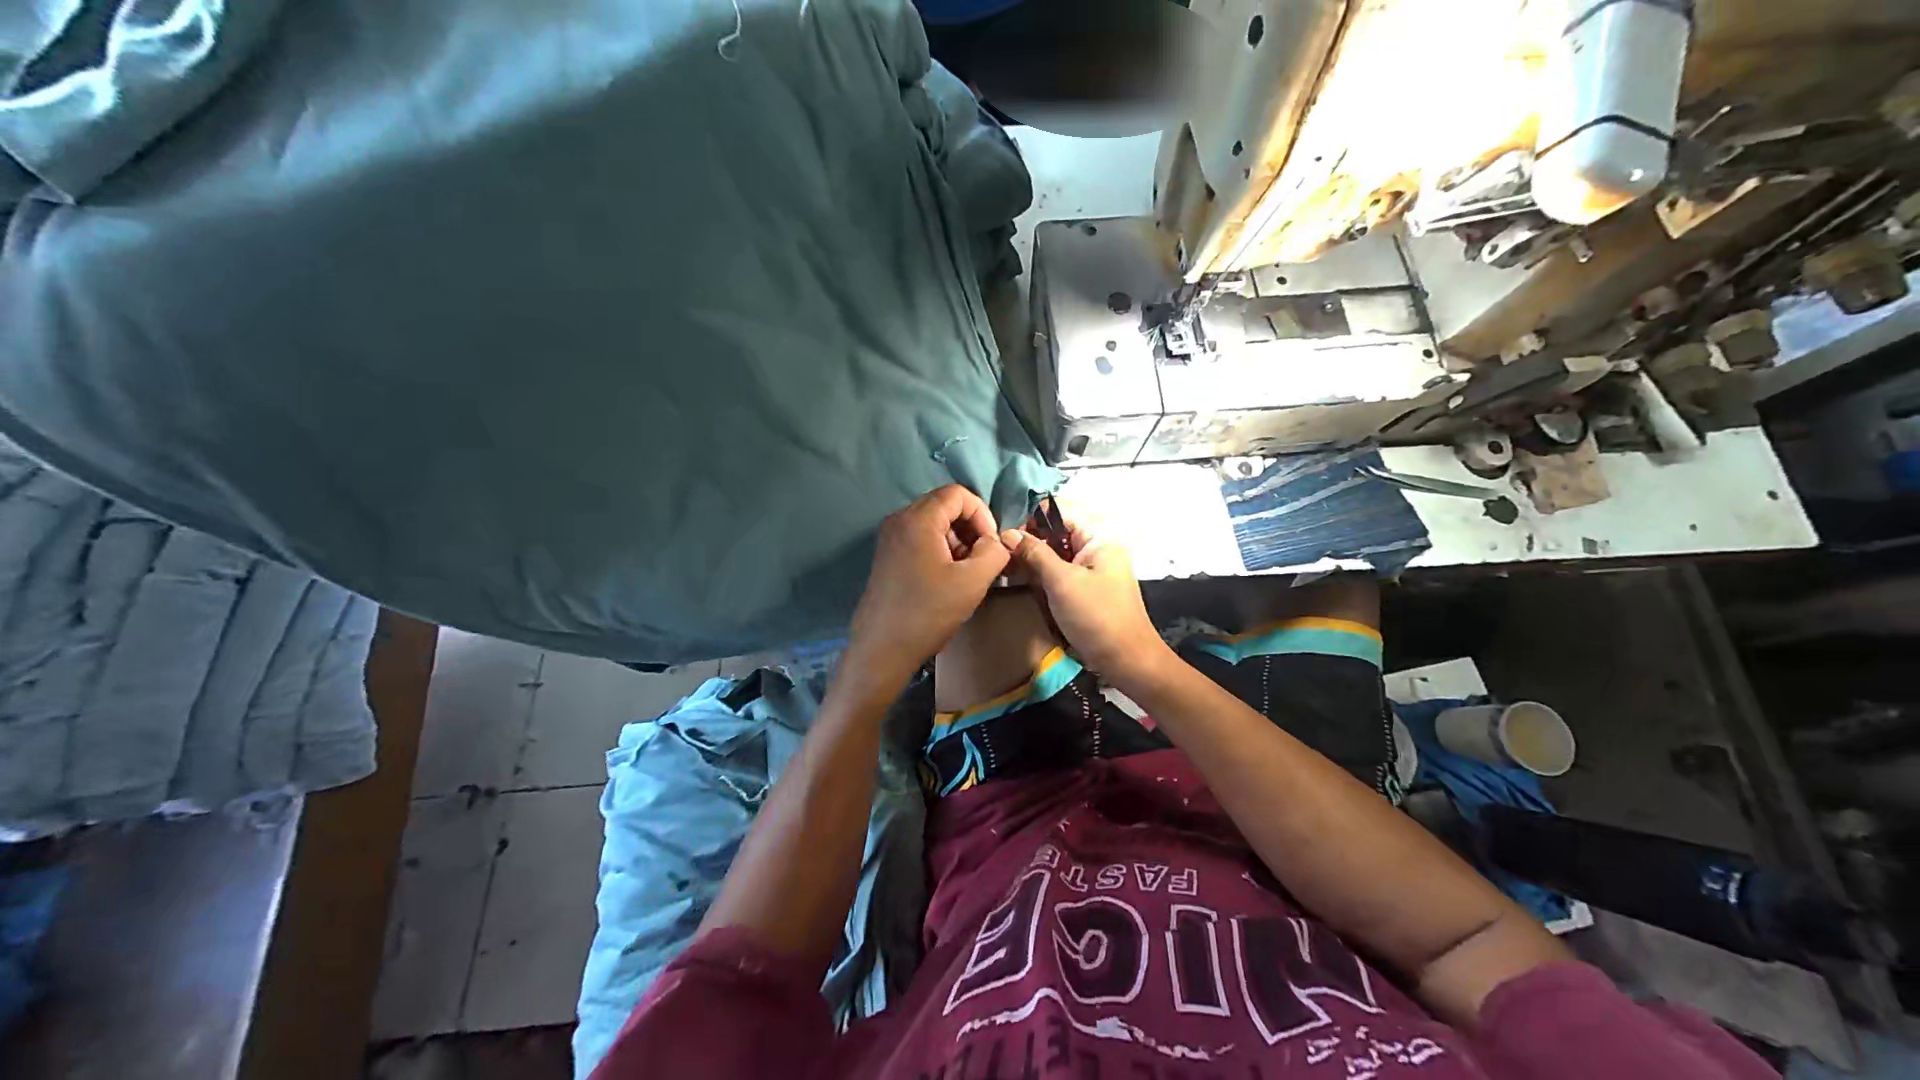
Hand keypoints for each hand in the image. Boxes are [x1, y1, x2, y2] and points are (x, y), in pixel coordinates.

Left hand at [846, 485, 1010, 683]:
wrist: (882, 648)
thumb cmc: (928, 612)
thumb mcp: (973, 581)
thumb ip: (994, 552)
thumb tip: (996, 542)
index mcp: (917, 519)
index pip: (958, 494)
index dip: (982, 514)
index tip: (991, 544)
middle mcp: (899, 520)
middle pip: (944, 506)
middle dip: (970, 527)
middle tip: (983, 558)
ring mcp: (889, 539)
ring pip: (933, 524)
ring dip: (957, 541)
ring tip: (967, 572)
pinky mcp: (887, 557)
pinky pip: (920, 539)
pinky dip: (940, 550)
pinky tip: (948, 579)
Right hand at [1001, 520, 1173, 684]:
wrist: (1127, 660)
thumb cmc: (1097, 617)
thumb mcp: (1061, 582)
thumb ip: (1034, 553)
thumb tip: (1007, 534)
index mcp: (1098, 534)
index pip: (1060, 508)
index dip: (1034, 519)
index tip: (1013, 542)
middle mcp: (1096, 544)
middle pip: (1056, 528)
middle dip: (1031, 541)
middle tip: (1008, 561)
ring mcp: (1092, 565)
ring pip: (1056, 550)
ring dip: (1034, 559)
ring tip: (1013, 573)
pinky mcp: (1086, 585)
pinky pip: (1060, 569)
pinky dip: (1043, 574)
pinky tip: (1028, 585)